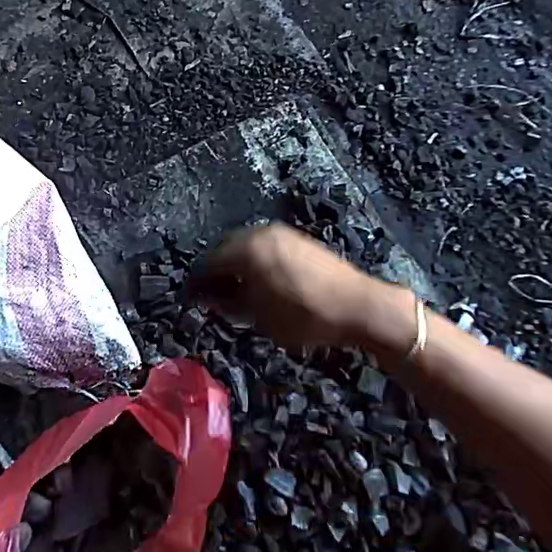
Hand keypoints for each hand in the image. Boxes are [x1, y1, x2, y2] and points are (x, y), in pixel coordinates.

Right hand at [193, 224, 390, 349]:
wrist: (360, 306)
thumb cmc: (306, 316)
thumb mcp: (261, 318)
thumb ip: (230, 304)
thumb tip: (211, 299)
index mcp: (246, 251)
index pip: (207, 263)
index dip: (196, 283)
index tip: (191, 299)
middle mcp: (259, 234)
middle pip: (224, 249)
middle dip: (216, 271)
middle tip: (213, 296)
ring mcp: (280, 233)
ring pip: (245, 246)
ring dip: (236, 264)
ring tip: (237, 291)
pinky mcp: (296, 238)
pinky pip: (263, 246)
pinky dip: (254, 261)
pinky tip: (259, 281)